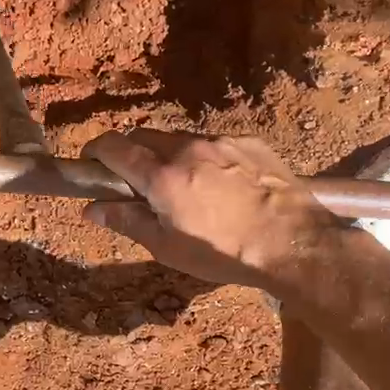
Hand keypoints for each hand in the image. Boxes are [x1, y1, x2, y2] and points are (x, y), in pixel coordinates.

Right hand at [80, 131, 341, 291]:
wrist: (298, 245)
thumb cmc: (225, 253)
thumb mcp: (168, 248)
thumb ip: (127, 221)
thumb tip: (91, 209)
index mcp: (161, 176)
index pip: (112, 146)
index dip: (94, 151)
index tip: (91, 163)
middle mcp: (186, 148)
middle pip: (142, 136)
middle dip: (130, 152)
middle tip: (135, 182)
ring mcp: (220, 141)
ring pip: (178, 138)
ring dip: (168, 155)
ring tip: (182, 185)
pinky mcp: (249, 142)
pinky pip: (213, 142)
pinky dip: (204, 157)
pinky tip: (220, 184)